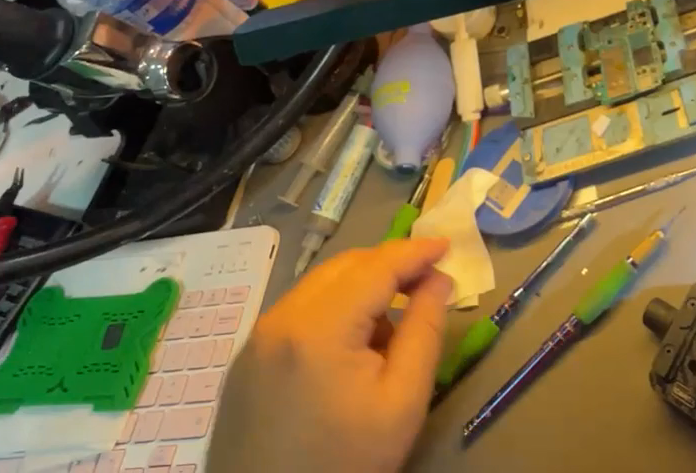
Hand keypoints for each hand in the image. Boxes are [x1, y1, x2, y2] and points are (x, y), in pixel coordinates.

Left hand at [209, 238, 453, 472]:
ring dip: (362, 285)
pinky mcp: (247, 359)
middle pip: (345, 266)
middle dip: (390, 264)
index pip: (376, 266)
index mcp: (318, 328)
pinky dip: (335, 306)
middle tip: (427, 279)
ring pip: (321, 284)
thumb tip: (438, 279)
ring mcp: (256, 339)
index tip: (448, 245)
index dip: (416, 251)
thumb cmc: (346, 461)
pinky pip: (300, 310)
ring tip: (392, 323)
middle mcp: (280, 320)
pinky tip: (354, 343)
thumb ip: (425, 330)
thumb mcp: (403, 400)